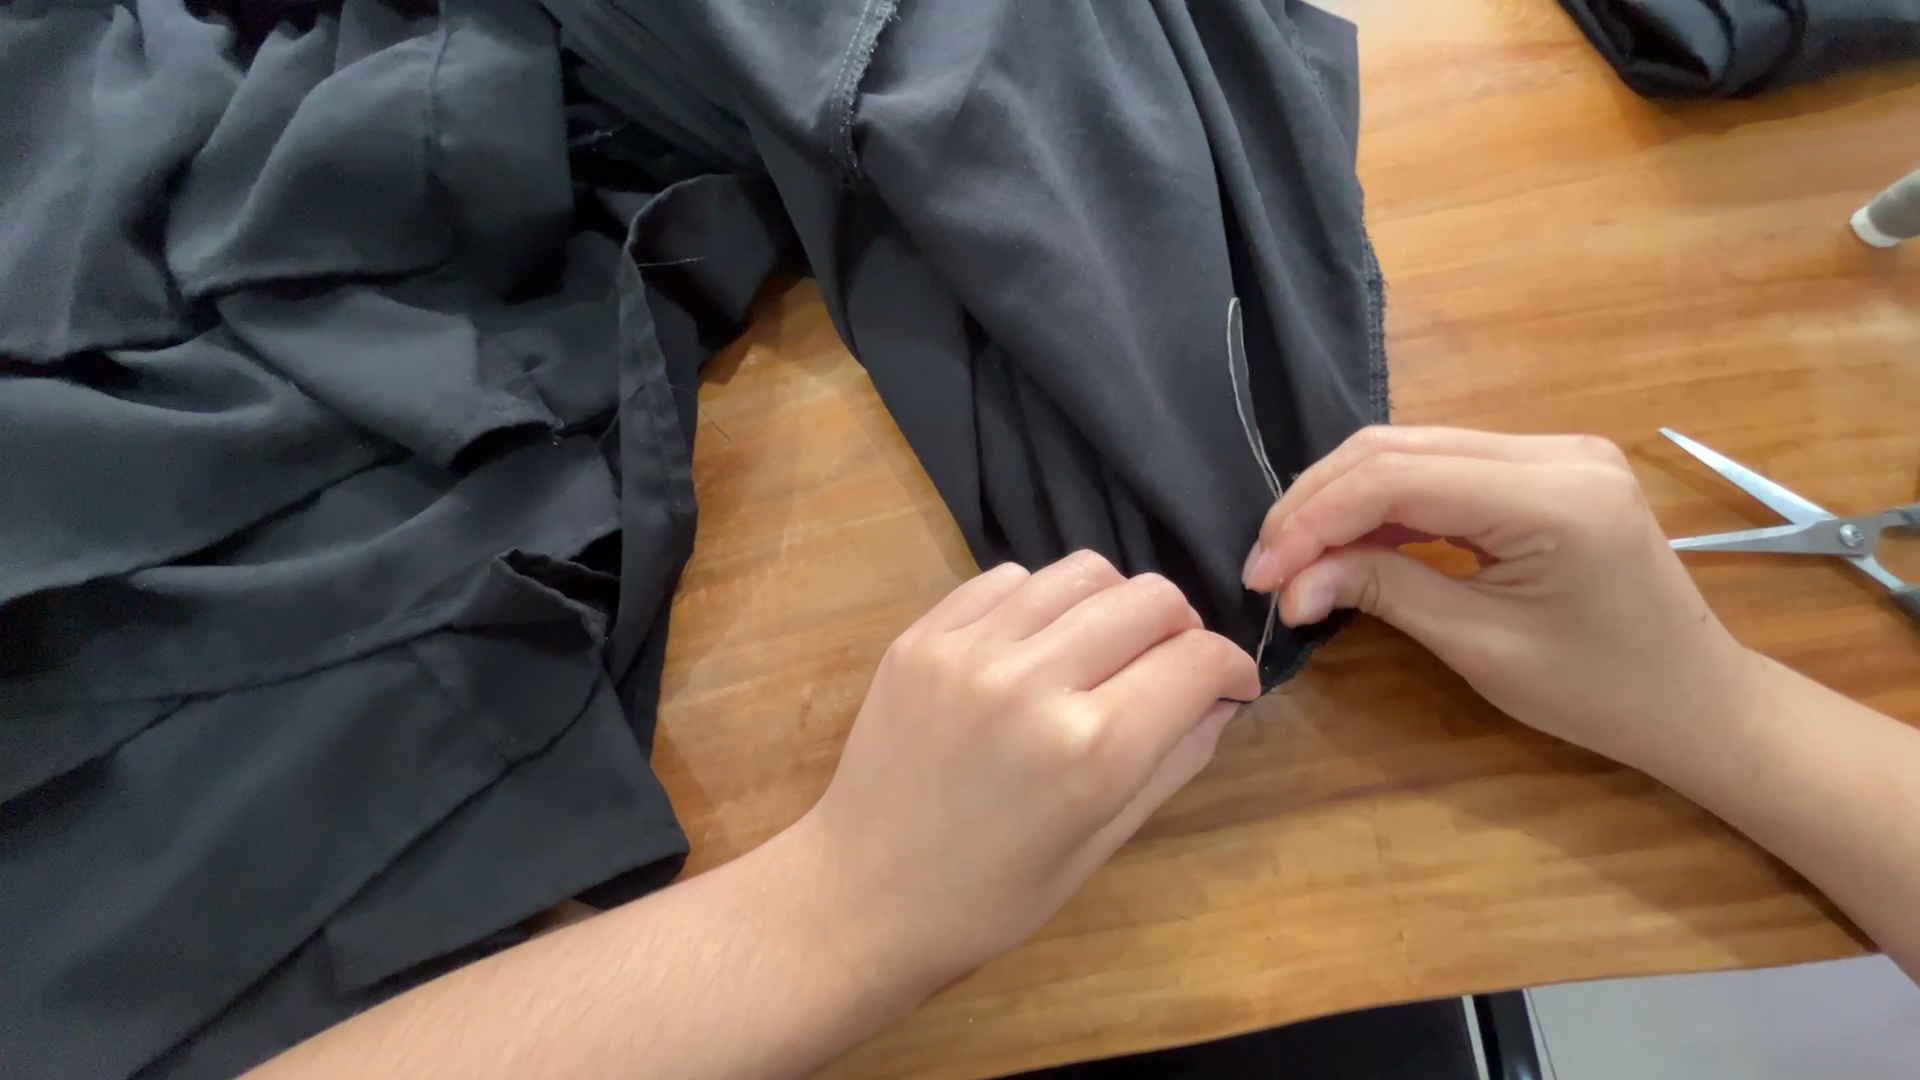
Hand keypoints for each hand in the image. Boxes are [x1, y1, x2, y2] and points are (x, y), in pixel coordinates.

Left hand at [794, 552, 1258, 991]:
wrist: (863, 890)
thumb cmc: (992, 894)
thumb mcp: (1102, 842)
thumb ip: (1175, 758)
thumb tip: (1220, 695)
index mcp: (1090, 749)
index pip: (1195, 660)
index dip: (1230, 666)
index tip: (1227, 682)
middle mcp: (1031, 680)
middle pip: (1148, 598)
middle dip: (1181, 626)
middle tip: (1170, 662)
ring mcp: (968, 649)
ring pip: (1081, 571)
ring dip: (1114, 603)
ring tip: (1103, 645)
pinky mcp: (922, 635)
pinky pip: (1008, 579)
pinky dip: (1043, 600)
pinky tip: (1037, 641)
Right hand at [1240, 426, 1761, 769]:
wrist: (1695, 701)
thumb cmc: (1598, 691)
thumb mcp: (1479, 645)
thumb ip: (1380, 592)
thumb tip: (1289, 585)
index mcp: (1554, 498)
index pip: (1395, 480)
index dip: (1312, 521)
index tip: (1262, 574)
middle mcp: (1552, 451)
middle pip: (1389, 450)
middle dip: (1312, 505)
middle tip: (1266, 564)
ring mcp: (1547, 452)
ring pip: (1400, 450)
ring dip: (1333, 500)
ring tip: (1290, 555)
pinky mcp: (1533, 468)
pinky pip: (1428, 468)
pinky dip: (1372, 504)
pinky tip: (1341, 541)